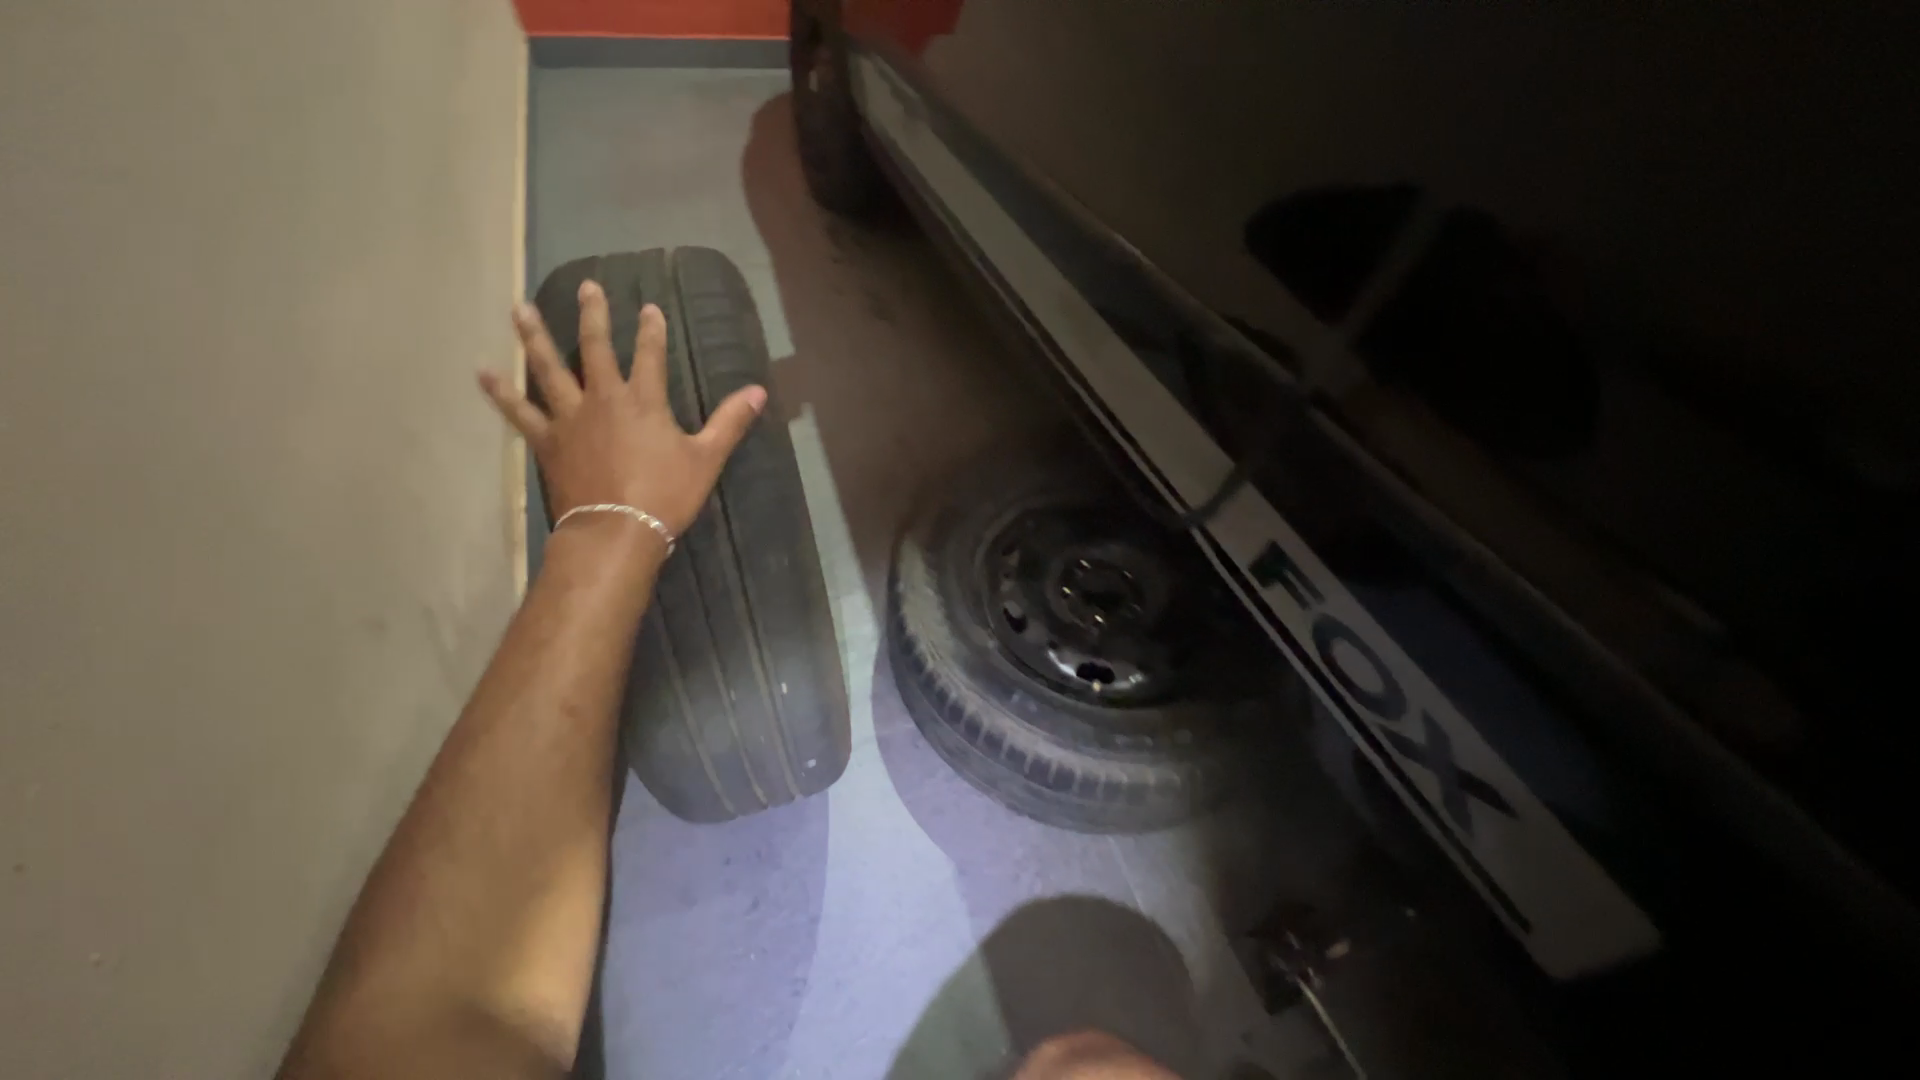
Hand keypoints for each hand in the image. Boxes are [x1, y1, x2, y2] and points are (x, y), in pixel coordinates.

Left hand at [480, 280, 766, 540]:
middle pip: (595, 348)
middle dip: (593, 315)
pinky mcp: (547, 441)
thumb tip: (759, 391)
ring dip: (534, 337)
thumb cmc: (666, 494)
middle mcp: (603, 398)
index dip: (651, 330)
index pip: (650, 354)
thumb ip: (730, 421)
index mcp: (644, 401)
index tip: (649, 306)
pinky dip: (501, 392)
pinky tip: (483, 372)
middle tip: (587, 286)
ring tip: (519, 308)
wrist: (616, 529)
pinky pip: (519, 411)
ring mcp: (569, 417)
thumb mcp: (707, 458)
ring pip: (548, 368)